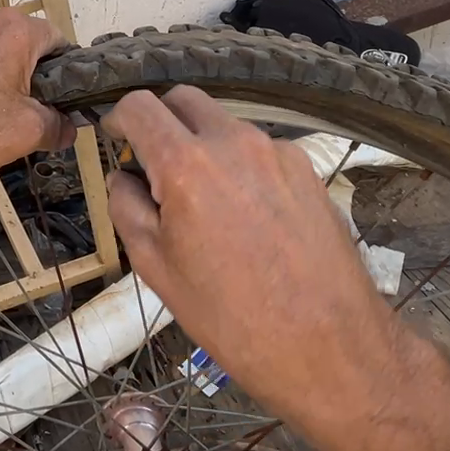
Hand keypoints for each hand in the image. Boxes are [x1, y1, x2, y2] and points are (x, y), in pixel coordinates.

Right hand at [103, 87, 397, 433]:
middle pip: (182, 98)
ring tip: (204, 199)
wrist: (333, 352)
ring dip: (201, 143)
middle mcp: (233, 143)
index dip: (119, 117)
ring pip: (222, 123)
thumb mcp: (155, 267)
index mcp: (186, 165)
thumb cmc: (231, 317)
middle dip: (160, 119)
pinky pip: (258, 149)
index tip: (117, 138)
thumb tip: (124, 177)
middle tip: (153, 162)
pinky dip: (238, 164)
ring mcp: (277, 152)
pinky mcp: (308, 170)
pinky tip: (245, 213)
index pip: (140, 105)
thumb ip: (126, 207)